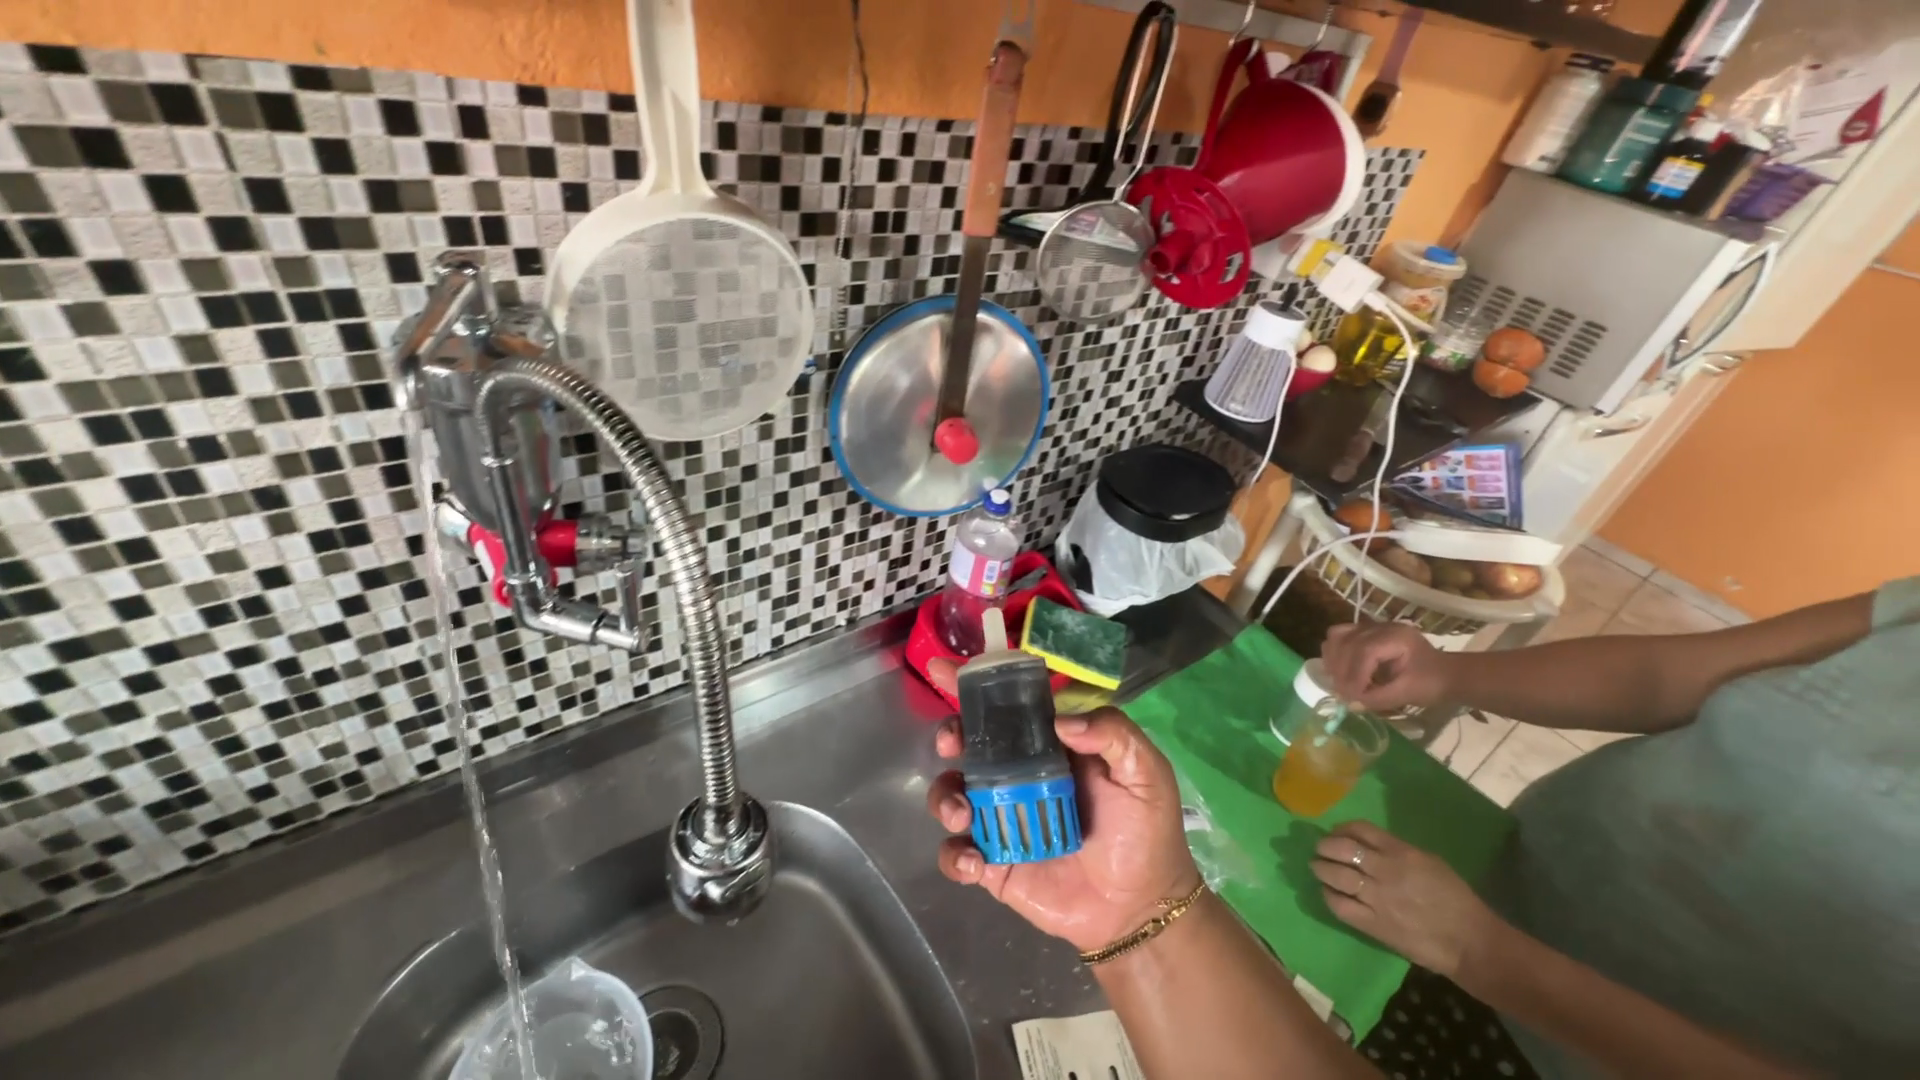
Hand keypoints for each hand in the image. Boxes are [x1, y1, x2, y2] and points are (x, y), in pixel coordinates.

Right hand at [927, 707, 1200, 952]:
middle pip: (969, 746)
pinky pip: (956, 854)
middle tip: (952, 743)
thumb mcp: (1146, 773)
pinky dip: (954, 855)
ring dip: (944, 797)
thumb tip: (1060, 721)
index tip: (943, 669)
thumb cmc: (1146, 833)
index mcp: (1051, 749)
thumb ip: (1113, 734)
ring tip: (963, 813)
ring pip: (952, 795)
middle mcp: (1020, 778)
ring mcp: (1003, 821)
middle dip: (951, 735)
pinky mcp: (995, 864)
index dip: (974, 686)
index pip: (1010, 708)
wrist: (1141, 908)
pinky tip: (976, 862)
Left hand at [1311, 821, 1500, 978]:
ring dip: (1321, 868)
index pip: (1361, 830)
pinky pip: (1340, 906)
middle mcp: (1385, 870)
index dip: (1342, 829)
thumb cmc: (1455, 899)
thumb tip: (1366, 844)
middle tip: (1320, 849)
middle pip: (1341, 849)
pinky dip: (1329, 896)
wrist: (1470, 942)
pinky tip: (1328, 892)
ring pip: (1336, 875)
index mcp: (1402, 852)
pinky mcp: (1373, 924)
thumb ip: (1397, 850)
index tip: (1336, 833)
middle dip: (1325, 846)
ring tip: (1317, 867)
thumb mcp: (1430, 862)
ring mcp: (1377, 898)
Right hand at [1321, 621, 1453, 710]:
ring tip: (1339, 682)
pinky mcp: (1364, 633)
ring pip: (1337, 636)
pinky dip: (1333, 654)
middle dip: (1341, 671)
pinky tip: (1338, 671)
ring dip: (1333, 660)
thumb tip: (1350, 704)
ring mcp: (1371, 627)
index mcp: (1397, 637)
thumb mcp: (1409, 694)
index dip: (1354, 675)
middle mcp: (1381, 627)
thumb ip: (1379, 698)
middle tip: (1343, 694)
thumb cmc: (1432, 683)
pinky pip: (1338, 637)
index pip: (1365, 651)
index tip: (1351, 696)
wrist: (1445, 673)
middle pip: (1347, 643)